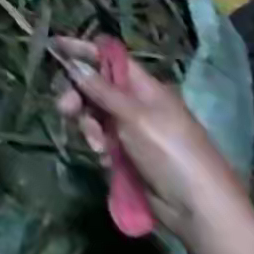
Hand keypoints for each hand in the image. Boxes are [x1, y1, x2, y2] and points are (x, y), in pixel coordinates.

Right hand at [55, 36, 244, 245]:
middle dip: (79, 95)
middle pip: (96, 87)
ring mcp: (131, 130)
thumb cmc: (171, 151)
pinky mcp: (127, 156)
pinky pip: (101, 142)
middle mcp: (135, 103)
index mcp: (143, 85)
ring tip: (99, 146)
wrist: (197, 207)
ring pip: (95, 116)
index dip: (83, 50)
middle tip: (65, 109)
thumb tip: (75, 64)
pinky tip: (106, 160)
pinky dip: (99, 147)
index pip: (108, 57)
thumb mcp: (135, 116)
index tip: (55, 46)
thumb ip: (102, 91)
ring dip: (90, 127)